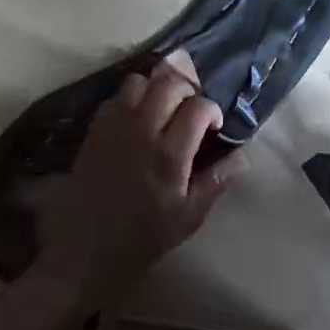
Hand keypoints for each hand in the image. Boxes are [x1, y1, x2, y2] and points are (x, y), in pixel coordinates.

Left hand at [33, 60, 245, 284]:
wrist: (88, 248)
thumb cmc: (144, 236)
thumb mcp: (189, 217)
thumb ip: (215, 181)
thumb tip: (242, 156)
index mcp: (169, 155)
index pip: (197, 107)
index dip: (211, 110)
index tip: (212, 126)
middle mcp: (142, 131)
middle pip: (169, 84)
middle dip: (187, 90)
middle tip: (190, 111)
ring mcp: (114, 127)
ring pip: (138, 81)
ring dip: (156, 89)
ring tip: (162, 110)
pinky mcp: (94, 130)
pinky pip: (114, 97)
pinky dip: (130, 99)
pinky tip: (136, 120)